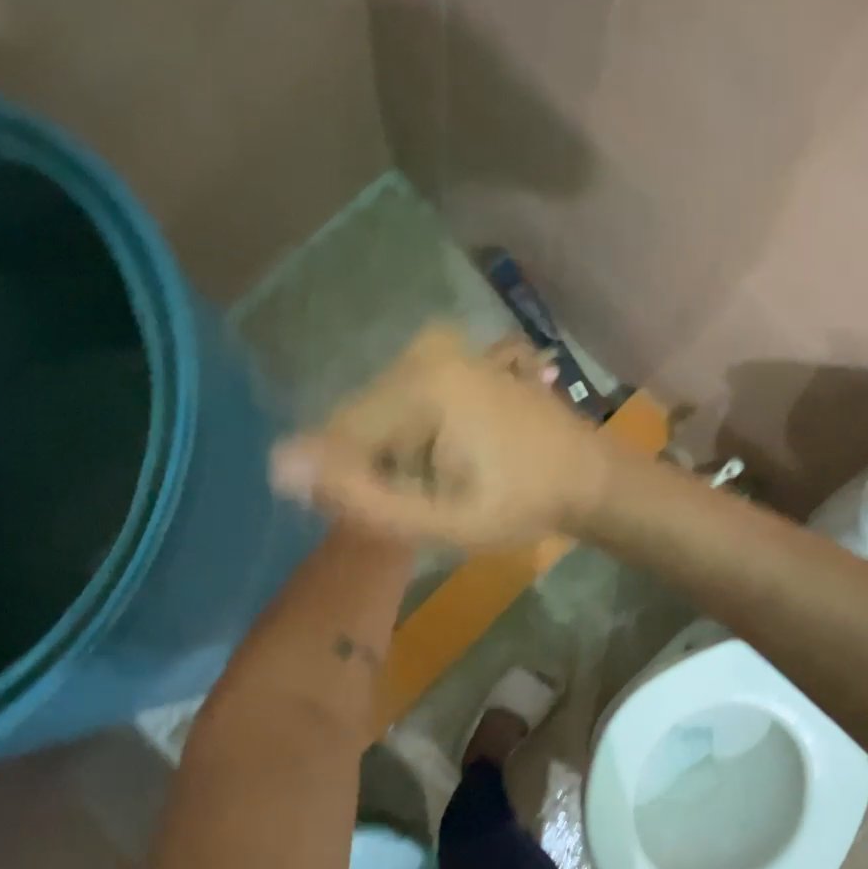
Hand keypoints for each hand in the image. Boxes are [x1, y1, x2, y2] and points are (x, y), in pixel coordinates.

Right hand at [269, 326, 610, 546]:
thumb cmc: (522, 504)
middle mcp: (423, 350)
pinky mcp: (449, 355)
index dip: (348, 485)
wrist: (588, 477)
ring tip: (438, 485)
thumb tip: (278, 465)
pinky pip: (398, 401)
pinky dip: (408, 438)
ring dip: (390, 457)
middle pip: (357, 422)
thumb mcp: (441, 521)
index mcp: (421, 383)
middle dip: (372, 469)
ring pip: (376, 415)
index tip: (387, 514)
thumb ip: (362, 497)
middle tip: (419, 504)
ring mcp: (439, 348)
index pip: (340, 437)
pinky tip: (445, 462)